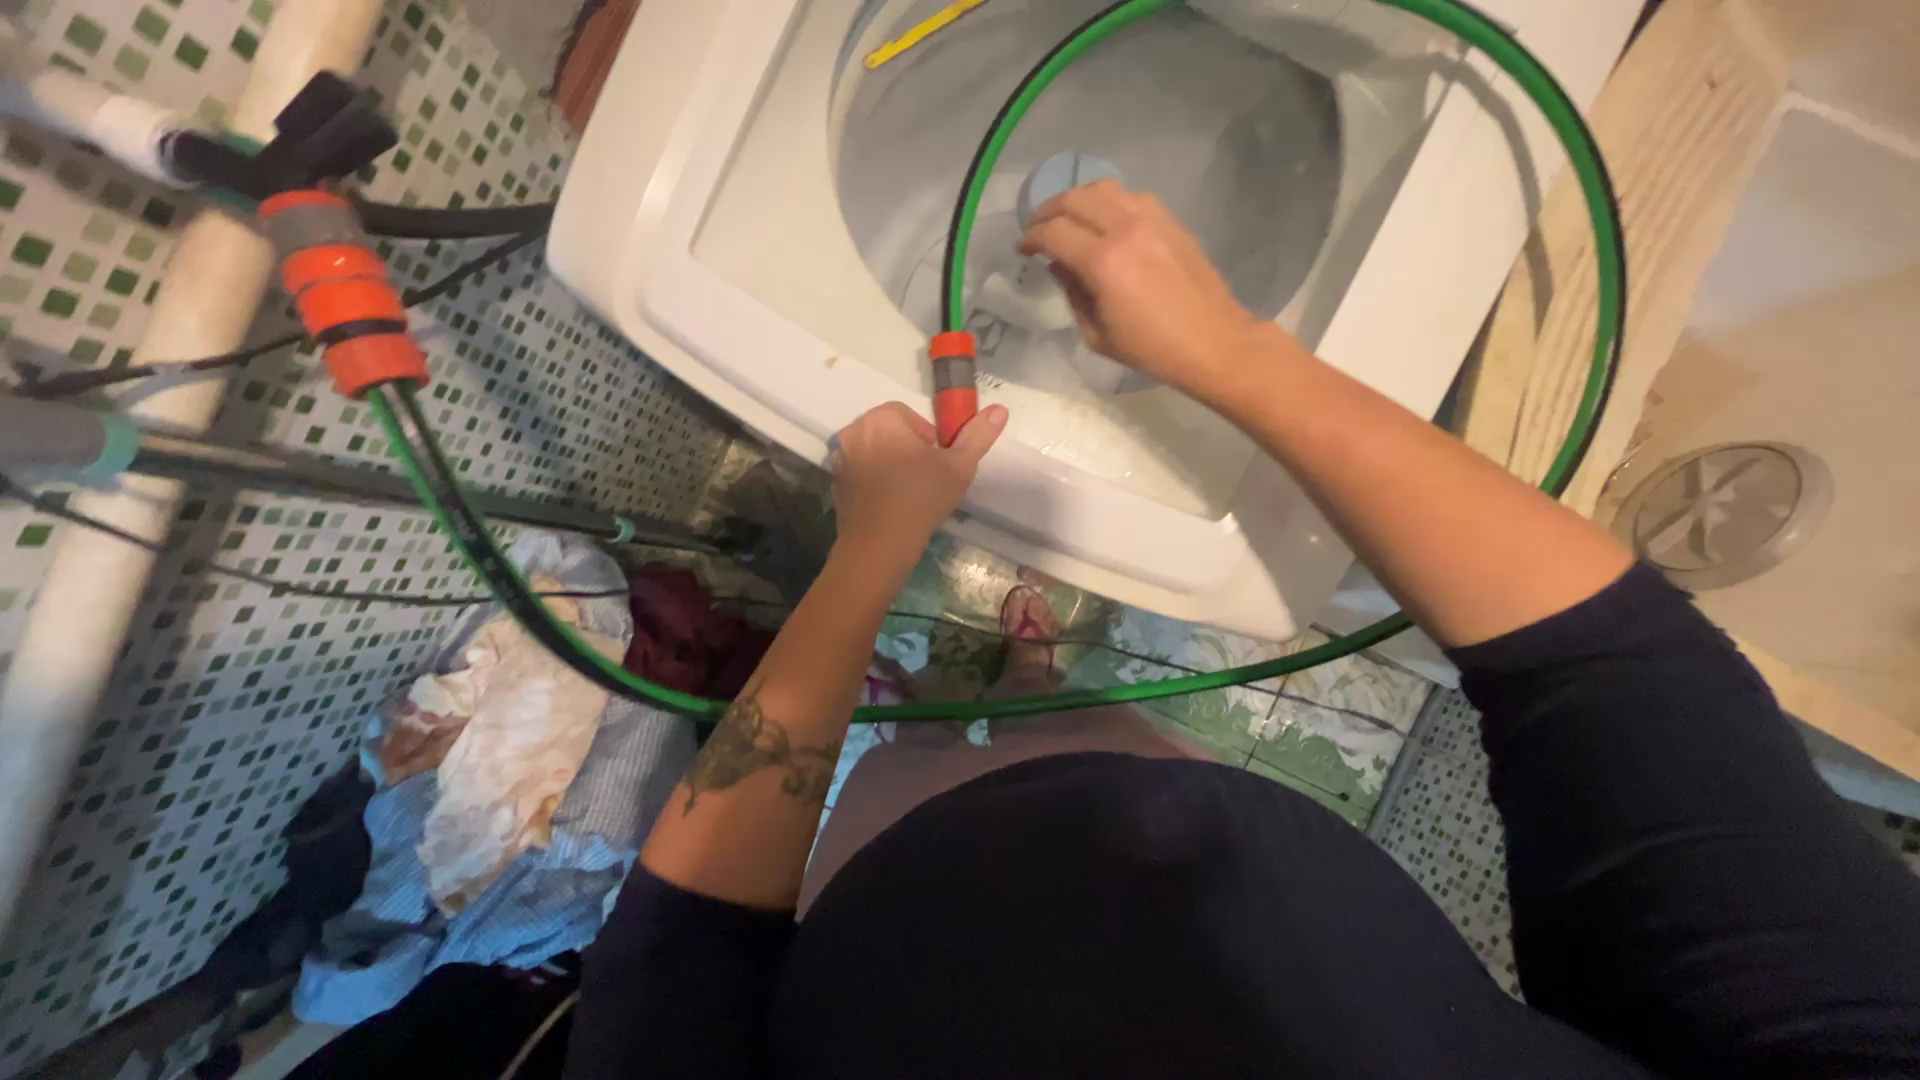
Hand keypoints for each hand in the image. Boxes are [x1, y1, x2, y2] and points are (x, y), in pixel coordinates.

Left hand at [829, 401, 1007, 559]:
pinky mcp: (835, 484)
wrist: (880, 544)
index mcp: (882, 419)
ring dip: (888, 463)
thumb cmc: (921, 498)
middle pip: (888, 431)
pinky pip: (859, 474)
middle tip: (925, 477)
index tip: (936, 461)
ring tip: (908, 492)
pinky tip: (889, 505)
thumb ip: (978, 435)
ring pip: (872, 452)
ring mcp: (840, 459)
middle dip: (906, 448)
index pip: (908, 415)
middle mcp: (854, 432)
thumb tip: (1000, 409)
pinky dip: (872, 482)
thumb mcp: (959, 466)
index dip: (926, 437)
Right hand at [1019, 179, 1286, 405]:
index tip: (1023, 248)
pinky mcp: (1170, 220)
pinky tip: (1104, 222)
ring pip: (1103, 188)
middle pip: (1075, 199)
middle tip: (1038, 228)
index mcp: (1103, 262)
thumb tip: (1059, 265)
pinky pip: (1130, 196)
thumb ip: (1072, 294)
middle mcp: (1125, 228)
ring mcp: (1151, 219)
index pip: (1053, 233)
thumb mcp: (1097, 334)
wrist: (1212, 341)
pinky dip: (1109, 202)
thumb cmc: (1151, 349)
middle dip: (1048, 211)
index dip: (1031, 238)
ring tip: (1069, 218)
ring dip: (1078, 199)